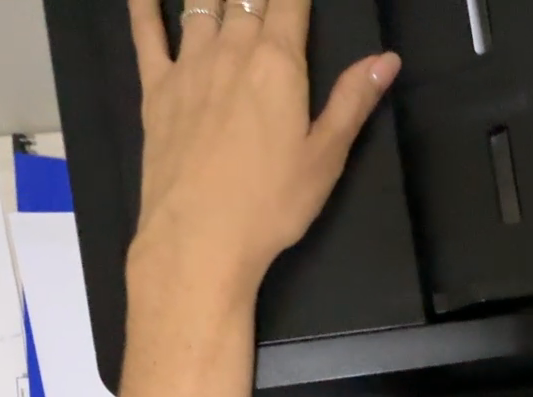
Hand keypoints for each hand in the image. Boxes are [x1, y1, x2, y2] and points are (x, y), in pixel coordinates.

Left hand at [125, 0, 400, 294]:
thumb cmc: (272, 204)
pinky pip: (146, 32)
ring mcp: (189, 66)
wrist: (200, 236)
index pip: (290, 1)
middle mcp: (231, 50)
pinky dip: (145, 5)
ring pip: (201, 4)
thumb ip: (353, 102)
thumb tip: (388, 58)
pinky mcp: (156, 90)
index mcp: (279, 64)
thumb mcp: (326, 158)